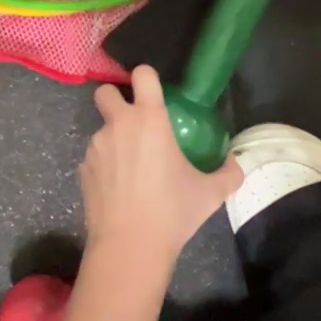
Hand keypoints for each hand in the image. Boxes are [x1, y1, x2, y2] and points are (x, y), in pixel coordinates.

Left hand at [80, 66, 243, 263]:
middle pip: (105, 92)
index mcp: (150, 119)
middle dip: (115, 98)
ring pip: (101, 128)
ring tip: (132, 168)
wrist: (128, 246)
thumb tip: (238, 164)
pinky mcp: (82, 169)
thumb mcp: (210, 194)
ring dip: (114, 139)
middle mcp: (119, 125)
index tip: (154, 92)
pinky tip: (118, 188)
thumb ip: (229, 174)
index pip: (142, 74)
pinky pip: (95, 157)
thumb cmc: (172, 211)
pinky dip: (105, 165)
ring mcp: (96, 146)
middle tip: (133, 120)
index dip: (147, 77)